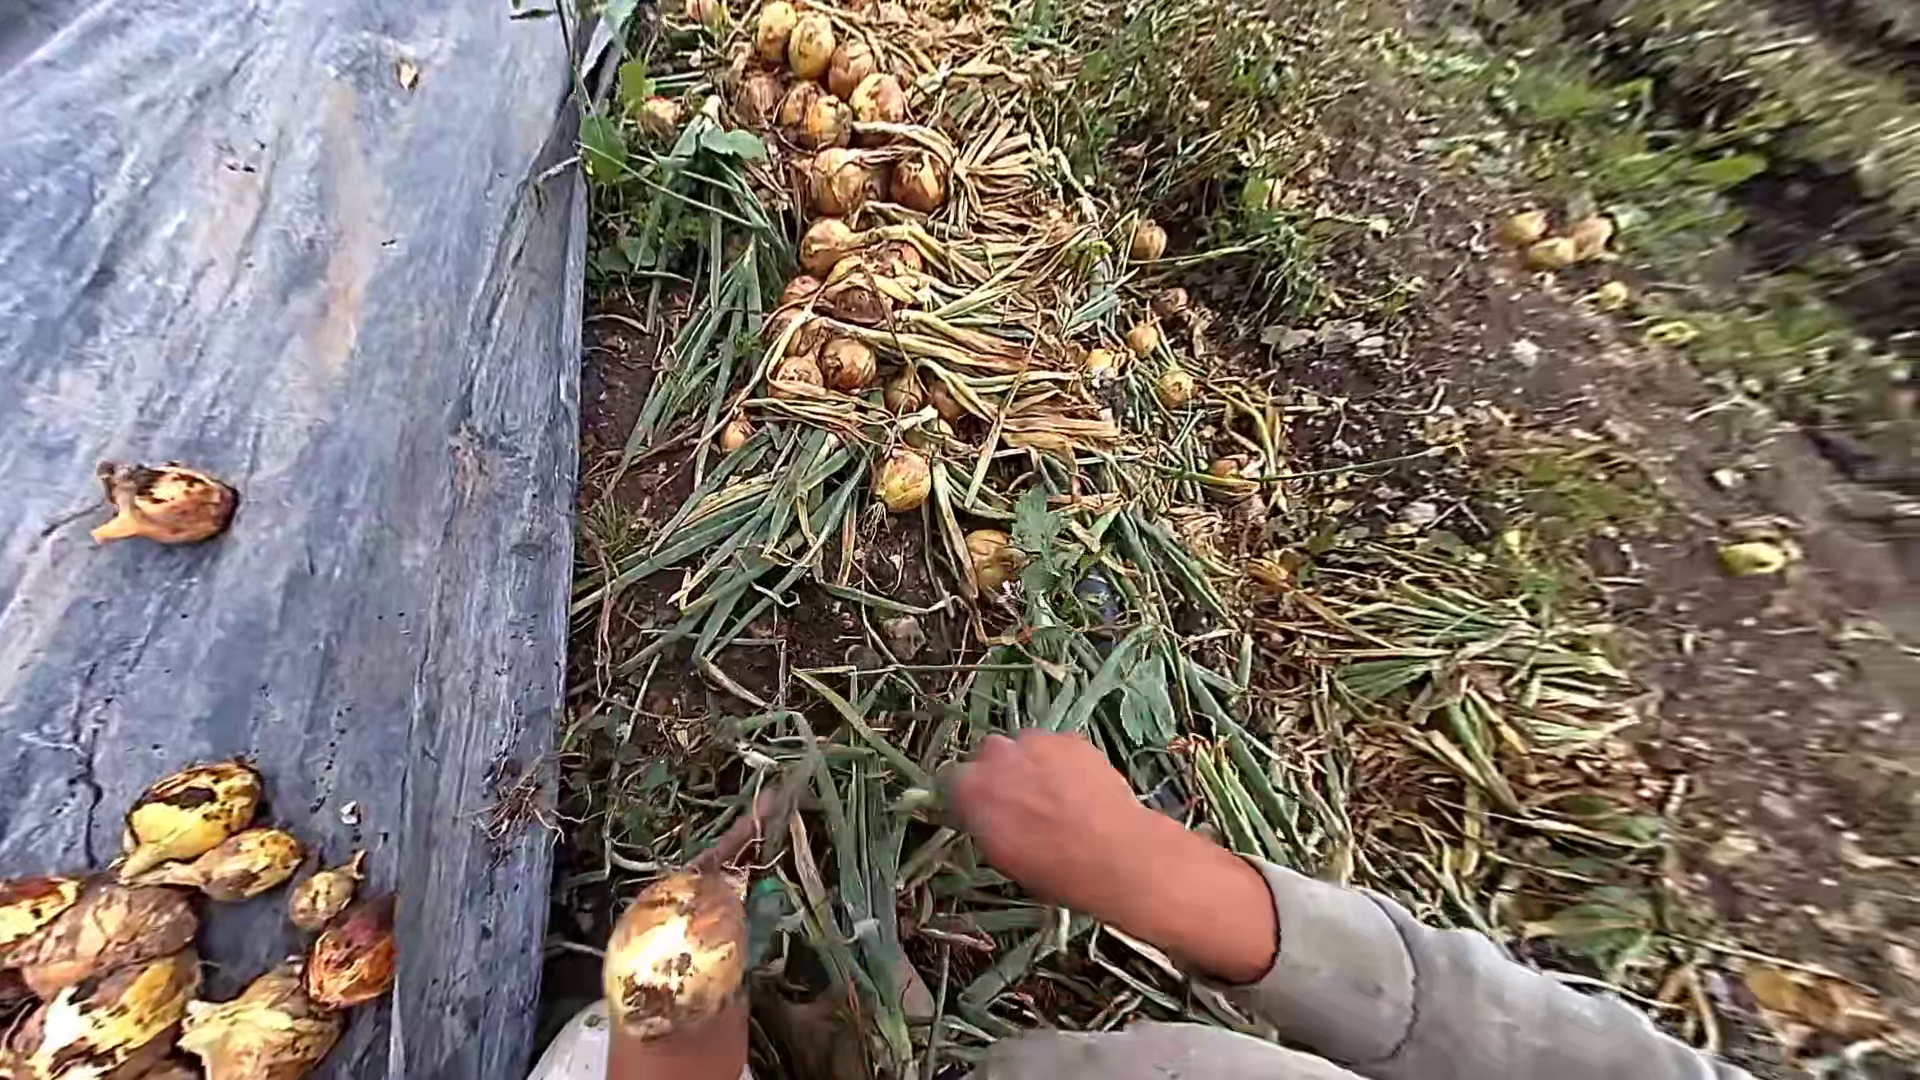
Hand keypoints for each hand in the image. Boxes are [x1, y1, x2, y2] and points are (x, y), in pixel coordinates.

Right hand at [944, 731, 1277, 983]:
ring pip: (1023, 748)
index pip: (951, 778)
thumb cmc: (1055, 869)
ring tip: (1056, 796)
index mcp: (972, 787)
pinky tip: (1079, 788)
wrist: (1118, 855)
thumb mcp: (1003, 856)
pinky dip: (1061, 761)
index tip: (980, 807)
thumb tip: (980, 809)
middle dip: (999, 773)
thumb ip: (983, 821)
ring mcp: (1035, 740)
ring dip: (1030, 765)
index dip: (966, 793)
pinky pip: (1055, 747)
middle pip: (988, 756)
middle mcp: (997, 754)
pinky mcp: (1068, 737)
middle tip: (1020, 802)